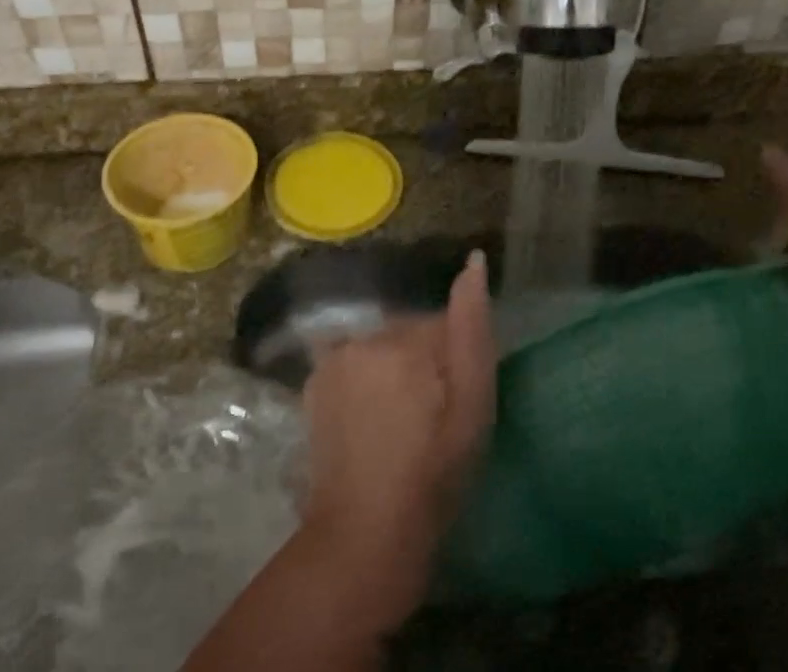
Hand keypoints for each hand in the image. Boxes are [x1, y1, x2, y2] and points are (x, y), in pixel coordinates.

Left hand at [299, 252, 494, 596]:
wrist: (366, 527)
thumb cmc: (434, 471)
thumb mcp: (473, 404)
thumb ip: (472, 328)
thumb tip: (474, 260)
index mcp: (405, 340)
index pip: (444, 325)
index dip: (456, 361)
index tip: (457, 400)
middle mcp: (363, 338)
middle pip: (407, 333)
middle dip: (422, 362)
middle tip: (431, 416)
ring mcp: (331, 361)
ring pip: (377, 349)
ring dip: (391, 370)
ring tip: (399, 422)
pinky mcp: (313, 385)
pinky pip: (349, 364)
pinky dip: (363, 381)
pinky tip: (369, 420)